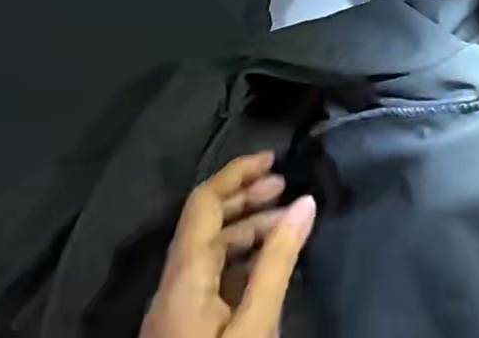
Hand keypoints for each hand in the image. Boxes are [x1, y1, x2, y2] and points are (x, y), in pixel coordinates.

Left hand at [141, 151, 316, 337]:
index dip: (236, 174)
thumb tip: (305, 201)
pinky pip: (212, 279)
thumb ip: (278, 261)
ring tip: (288, 225)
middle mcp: (172, 289)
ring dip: (249, 229)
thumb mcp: (255, 326)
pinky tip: (270, 265)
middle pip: (205, 225)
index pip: (202, 205)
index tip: (275, 159)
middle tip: (288, 189)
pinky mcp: (184, 333)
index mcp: (183, 279)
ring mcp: (176, 314)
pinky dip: (243, 259)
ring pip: (210, 253)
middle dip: (247, 199)